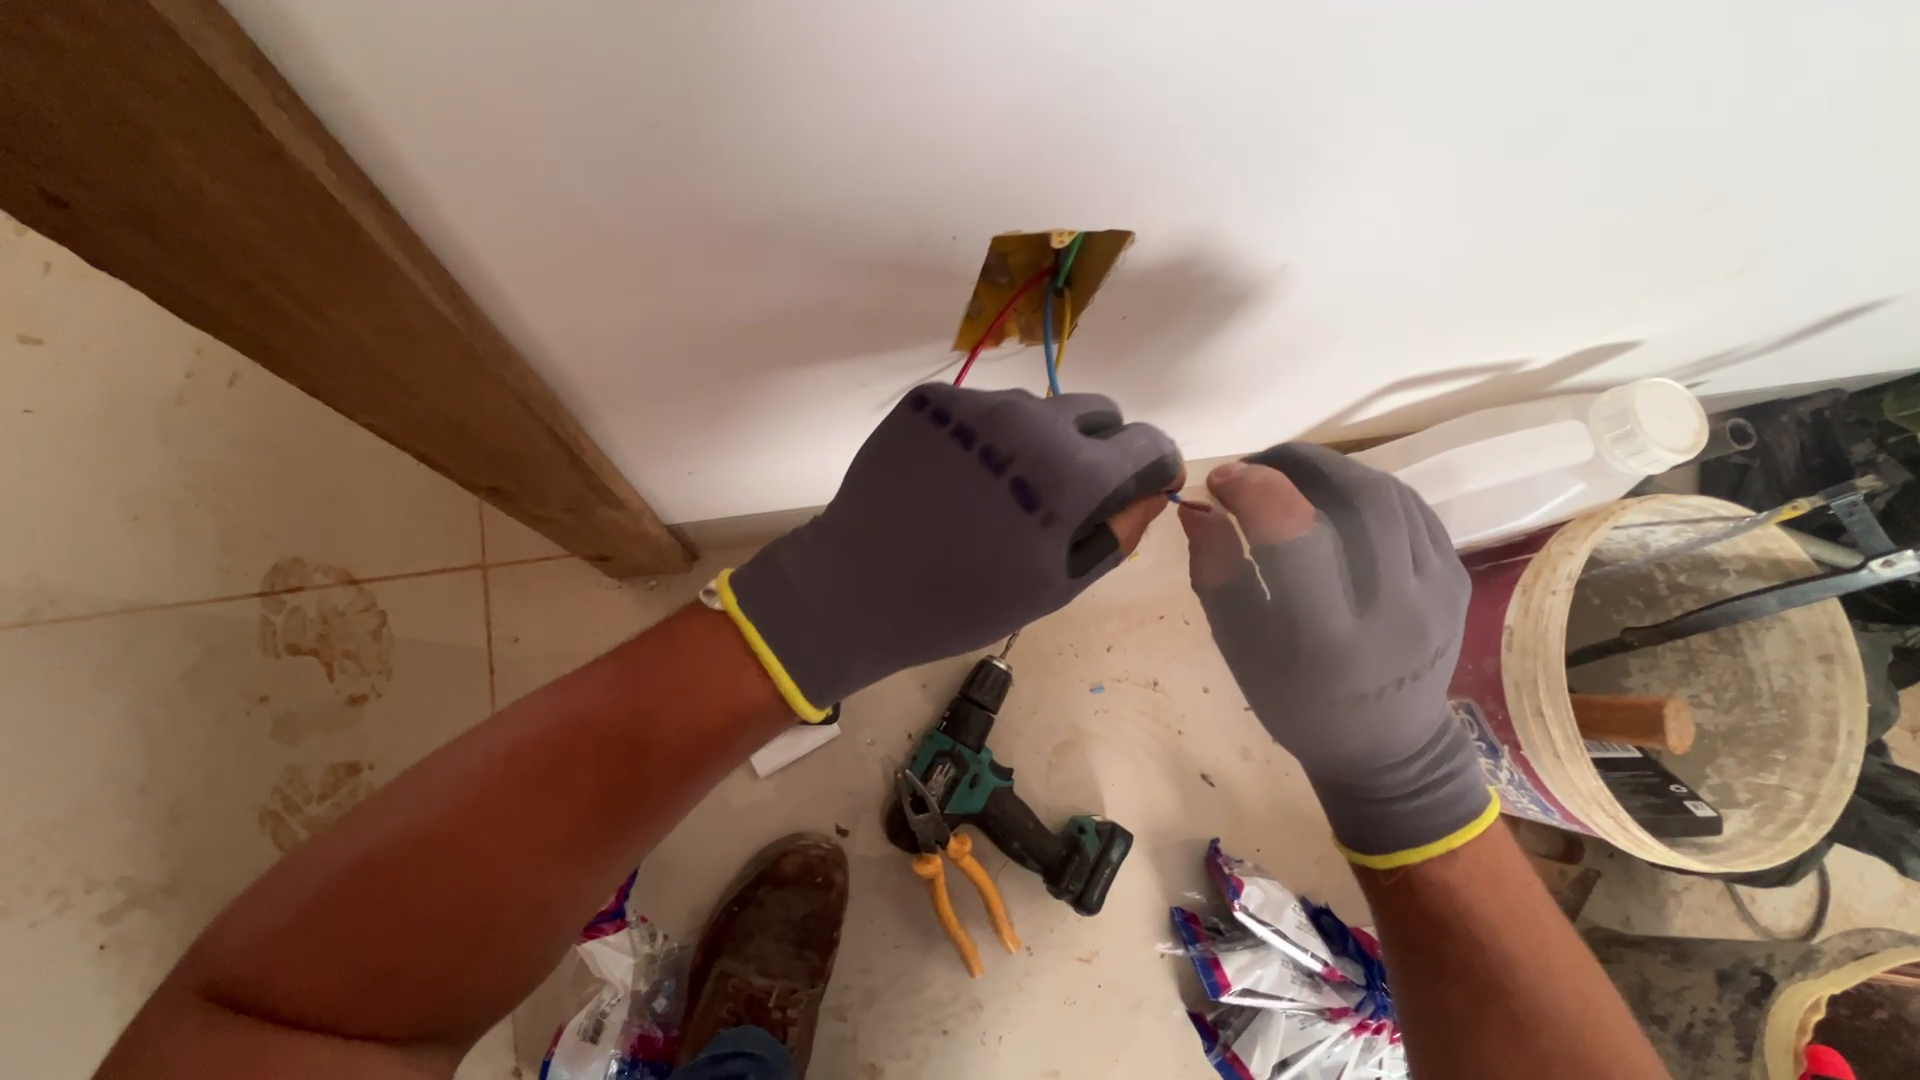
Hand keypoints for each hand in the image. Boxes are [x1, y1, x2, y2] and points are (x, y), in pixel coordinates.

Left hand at [724, 384, 1181, 716]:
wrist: (855, 588)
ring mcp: (975, 404)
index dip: (1154, 465)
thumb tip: (1150, 494)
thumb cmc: (963, 603)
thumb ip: (1116, 534)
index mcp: (1071, 473)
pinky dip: (986, 435)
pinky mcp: (930, 400)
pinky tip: (957, 477)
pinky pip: (981, 408)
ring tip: (1001, 489)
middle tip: (1066, 493)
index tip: (1141, 485)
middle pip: (1096, 411)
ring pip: (1037, 407)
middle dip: (1100, 446)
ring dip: (1040, 438)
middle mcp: (1031, 420)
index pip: (1146, 442)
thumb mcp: (1054, 586)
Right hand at [1180, 444, 1495, 867]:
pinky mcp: (1459, 584)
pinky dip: (1369, 491)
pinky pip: (1415, 513)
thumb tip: (1199, 506)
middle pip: (1361, 498)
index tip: (1221, 479)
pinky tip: (1337, 497)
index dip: (1254, 490)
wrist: (1384, 747)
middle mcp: (1396, 611)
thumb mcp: (1237, 646)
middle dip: (1303, 462)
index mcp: (1328, 639)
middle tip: (1260, 461)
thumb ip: (1216, 572)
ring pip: (1393, 496)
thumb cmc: (1293, 701)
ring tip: (1294, 473)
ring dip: (1337, 470)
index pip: (1296, 534)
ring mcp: (1439, 595)